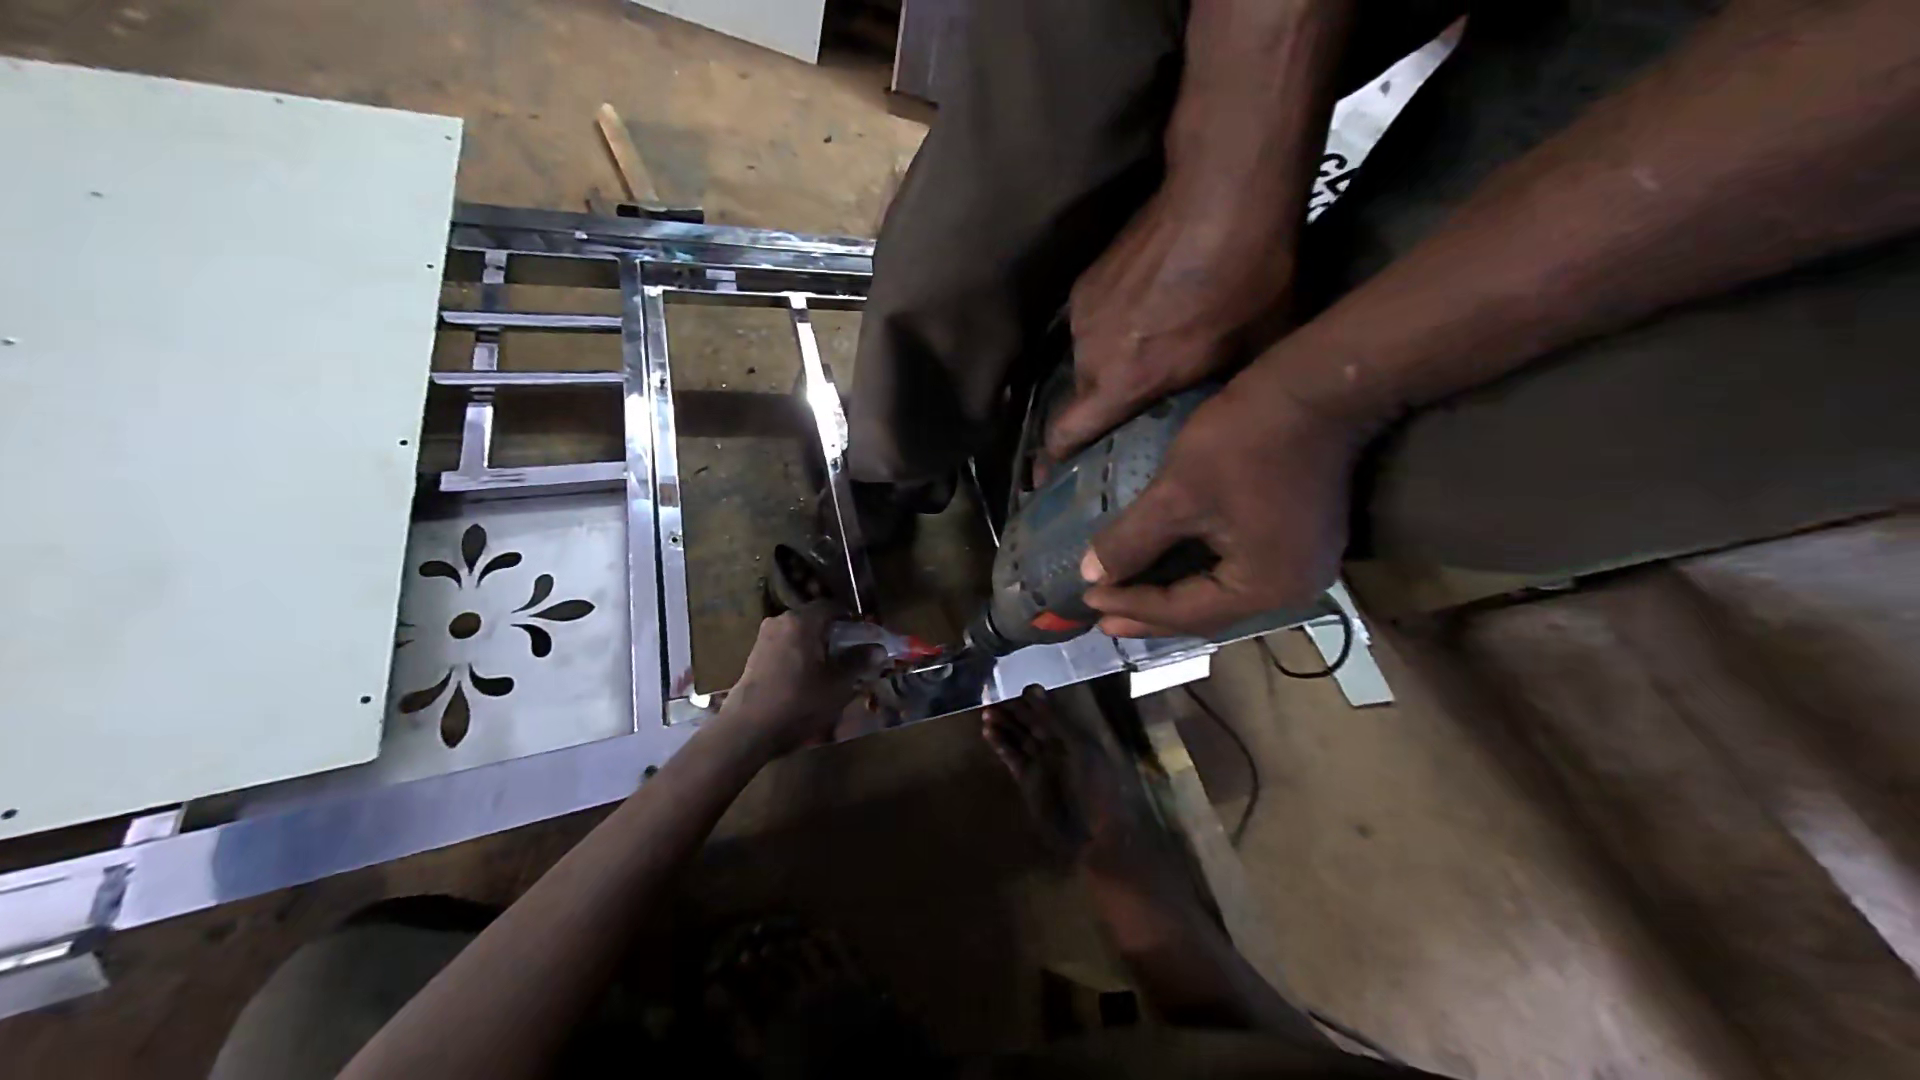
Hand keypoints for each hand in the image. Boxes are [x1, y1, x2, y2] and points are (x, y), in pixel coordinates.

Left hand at [726, 603, 882, 752]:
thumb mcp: (837, 685)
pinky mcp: (754, 656)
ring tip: (831, 669)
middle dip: (834, 633)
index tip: (864, 636)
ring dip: (816, 646)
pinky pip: (785, 647)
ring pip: (799, 634)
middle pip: (814, 619)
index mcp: (801, 621)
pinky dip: (800, 655)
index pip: (832, 606)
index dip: (851, 619)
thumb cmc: (799, 702)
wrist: (748, 729)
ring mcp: (764, 638)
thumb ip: (859, 662)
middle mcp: (780, 621)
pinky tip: (808, 678)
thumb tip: (878, 649)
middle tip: (851, 654)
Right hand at [1044, 172, 1295, 463]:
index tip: (1049, 473)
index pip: (1065, 434)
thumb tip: (1214, 415)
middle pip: (1078, 400)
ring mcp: (1083, 315)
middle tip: (1130, 404)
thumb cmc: (1247, 280)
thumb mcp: (1250, 352)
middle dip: (1096, 410)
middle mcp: (1091, 355)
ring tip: (1144, 348)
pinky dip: (1110, 330)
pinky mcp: (1085, 282)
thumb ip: (1214, 394)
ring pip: (1085, 360)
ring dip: (1107, 365)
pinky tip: (1142, 311)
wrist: (1224, 190)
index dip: (1054, 458)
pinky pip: (1091, 324)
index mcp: (1124, 382)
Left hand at [1079, 368, 1365, 637]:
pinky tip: (1169, 572)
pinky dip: (1197, 578)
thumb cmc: (1243, 441)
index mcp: (1263, 588)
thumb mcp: (1176, 494)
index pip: (1183, 612)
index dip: (1130, 607)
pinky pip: (1238, 576)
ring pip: (1221, 597)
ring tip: (1126, 602)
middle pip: (1205, 615)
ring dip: (1172, 600)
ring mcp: (1302, 568)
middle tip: (1101, 620)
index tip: (1086, 600)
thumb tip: (1090, 577)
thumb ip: (1132, 542)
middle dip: (1149, 615)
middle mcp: (1290, 592)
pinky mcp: (1300, 544)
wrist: (1319, 387)